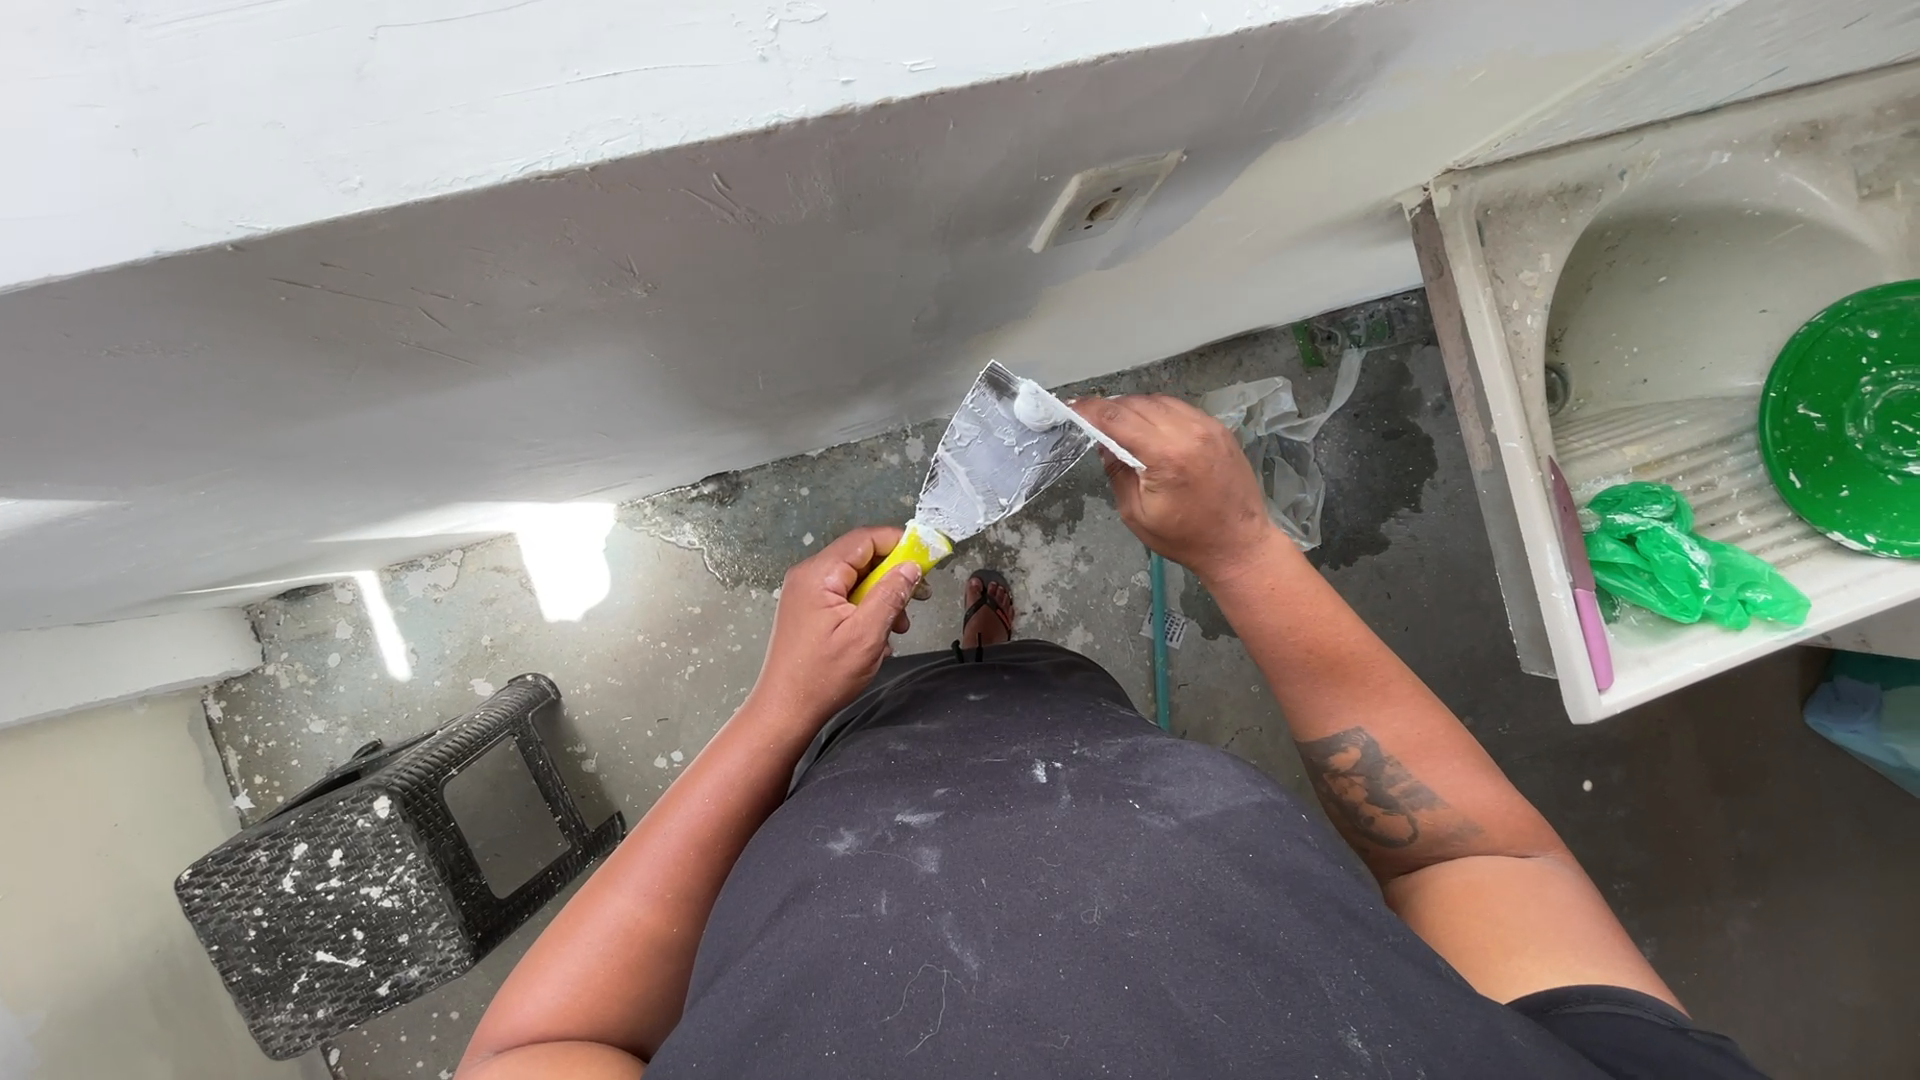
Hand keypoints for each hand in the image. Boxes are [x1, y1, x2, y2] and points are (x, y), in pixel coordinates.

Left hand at [744, 526, 923, 727]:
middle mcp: (809, 576)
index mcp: (818, 575)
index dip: (899, 544)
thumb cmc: (820, 678)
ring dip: (882, 597)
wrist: (785, 710)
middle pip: (861, 558)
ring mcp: (806, 593)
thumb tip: (911, 567)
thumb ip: (891, 595)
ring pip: (856, 579)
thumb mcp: (866, 635)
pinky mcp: (809, 609)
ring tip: (898, 626)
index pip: (865, 539)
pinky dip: (867, 609)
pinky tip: (877, 635)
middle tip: (918, 597)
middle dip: (893, 576)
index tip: (926, 558)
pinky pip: (846, 596)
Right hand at [1072, 395, 1290, 583]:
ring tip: (1118, 423)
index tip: (1071, 407)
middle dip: (1110, 408)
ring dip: (1134, 407)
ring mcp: (1208, 427)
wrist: (1238, 544)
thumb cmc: (1185, 538)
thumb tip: (1104, 444)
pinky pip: (1180, 408)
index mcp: (1166, 456)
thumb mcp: (1136, 513)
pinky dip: (1158, 411)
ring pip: (1159, 400)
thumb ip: (1117, 473)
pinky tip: (1149, 427)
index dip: (1090, 409)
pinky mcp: (1219, 429)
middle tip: (1090, 418)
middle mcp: (1189, 432)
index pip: (1118, 419)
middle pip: (1137, 404)